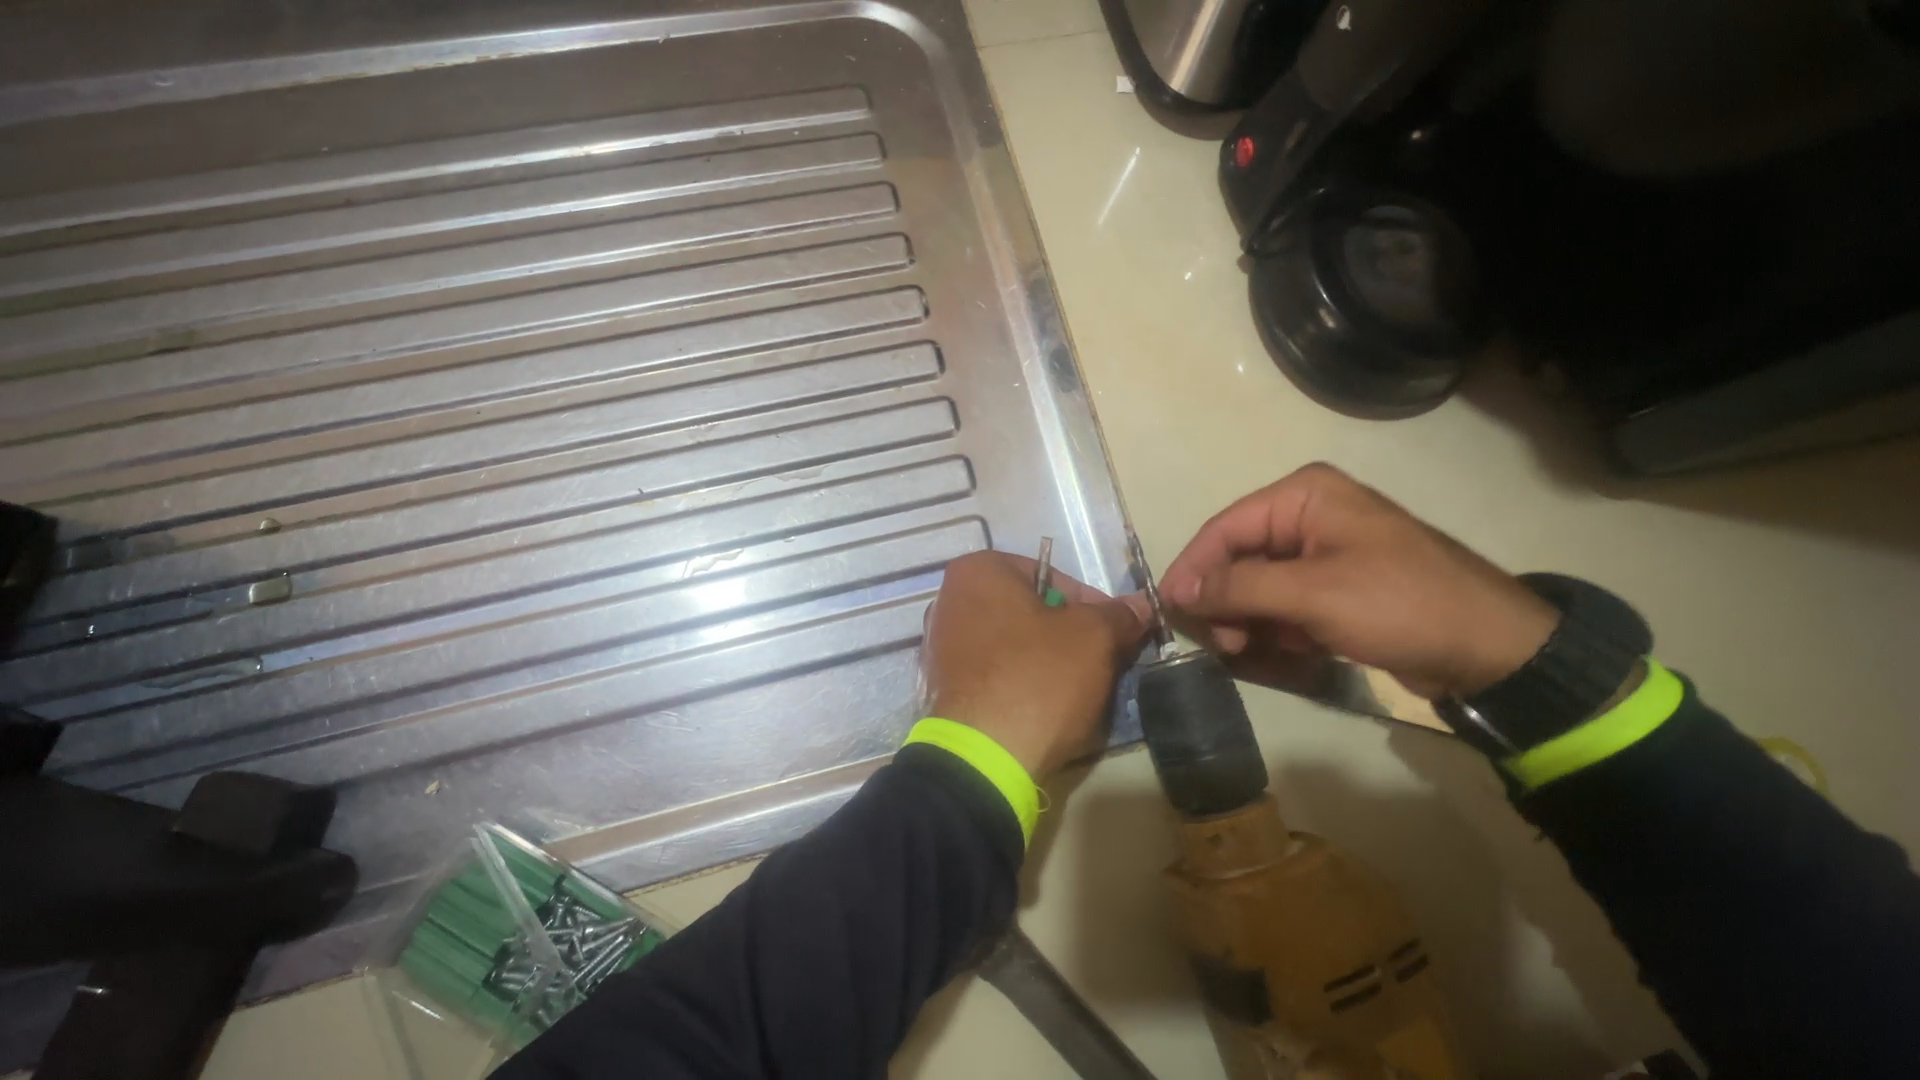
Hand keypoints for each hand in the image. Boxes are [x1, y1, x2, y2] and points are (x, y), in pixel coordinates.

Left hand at [923, 552, 1149, 777]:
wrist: (985, 758)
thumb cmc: (1037, 677)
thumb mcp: (1093, 638)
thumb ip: (1118, 615)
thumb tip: (1141, 606)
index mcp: (978, 572)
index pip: (1051, 575)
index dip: (1090, 605)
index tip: (1113, 634)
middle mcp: (949, 600)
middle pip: (1029, 611)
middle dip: (1067, 635)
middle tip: (1101, 663)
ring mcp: (940, 647)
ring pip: (1012, 645)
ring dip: (1046, 662)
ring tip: (1077, 691)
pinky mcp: (942, 689)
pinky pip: (994, 675)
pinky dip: (1019, 685)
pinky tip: (1043, 709)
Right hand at [1160, 463, 1558, 699]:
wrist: (1489, 648)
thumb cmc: (1398, 605)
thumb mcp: (1312, 594)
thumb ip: (1238, 588)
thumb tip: (1179, 590)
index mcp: (1305, 496)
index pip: (1225, 528)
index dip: (1193, 569)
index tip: (1168, 610)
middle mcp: (1310, 515)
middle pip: (1239, 557)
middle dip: (1224, 600)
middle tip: (1219, 643)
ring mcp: (1325, 552)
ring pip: (1258, 585)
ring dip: (1247, 619)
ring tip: (1246, 652)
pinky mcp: (1337, 587)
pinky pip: (1286, 603)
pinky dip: (1276, 628)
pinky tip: (1284, 651)